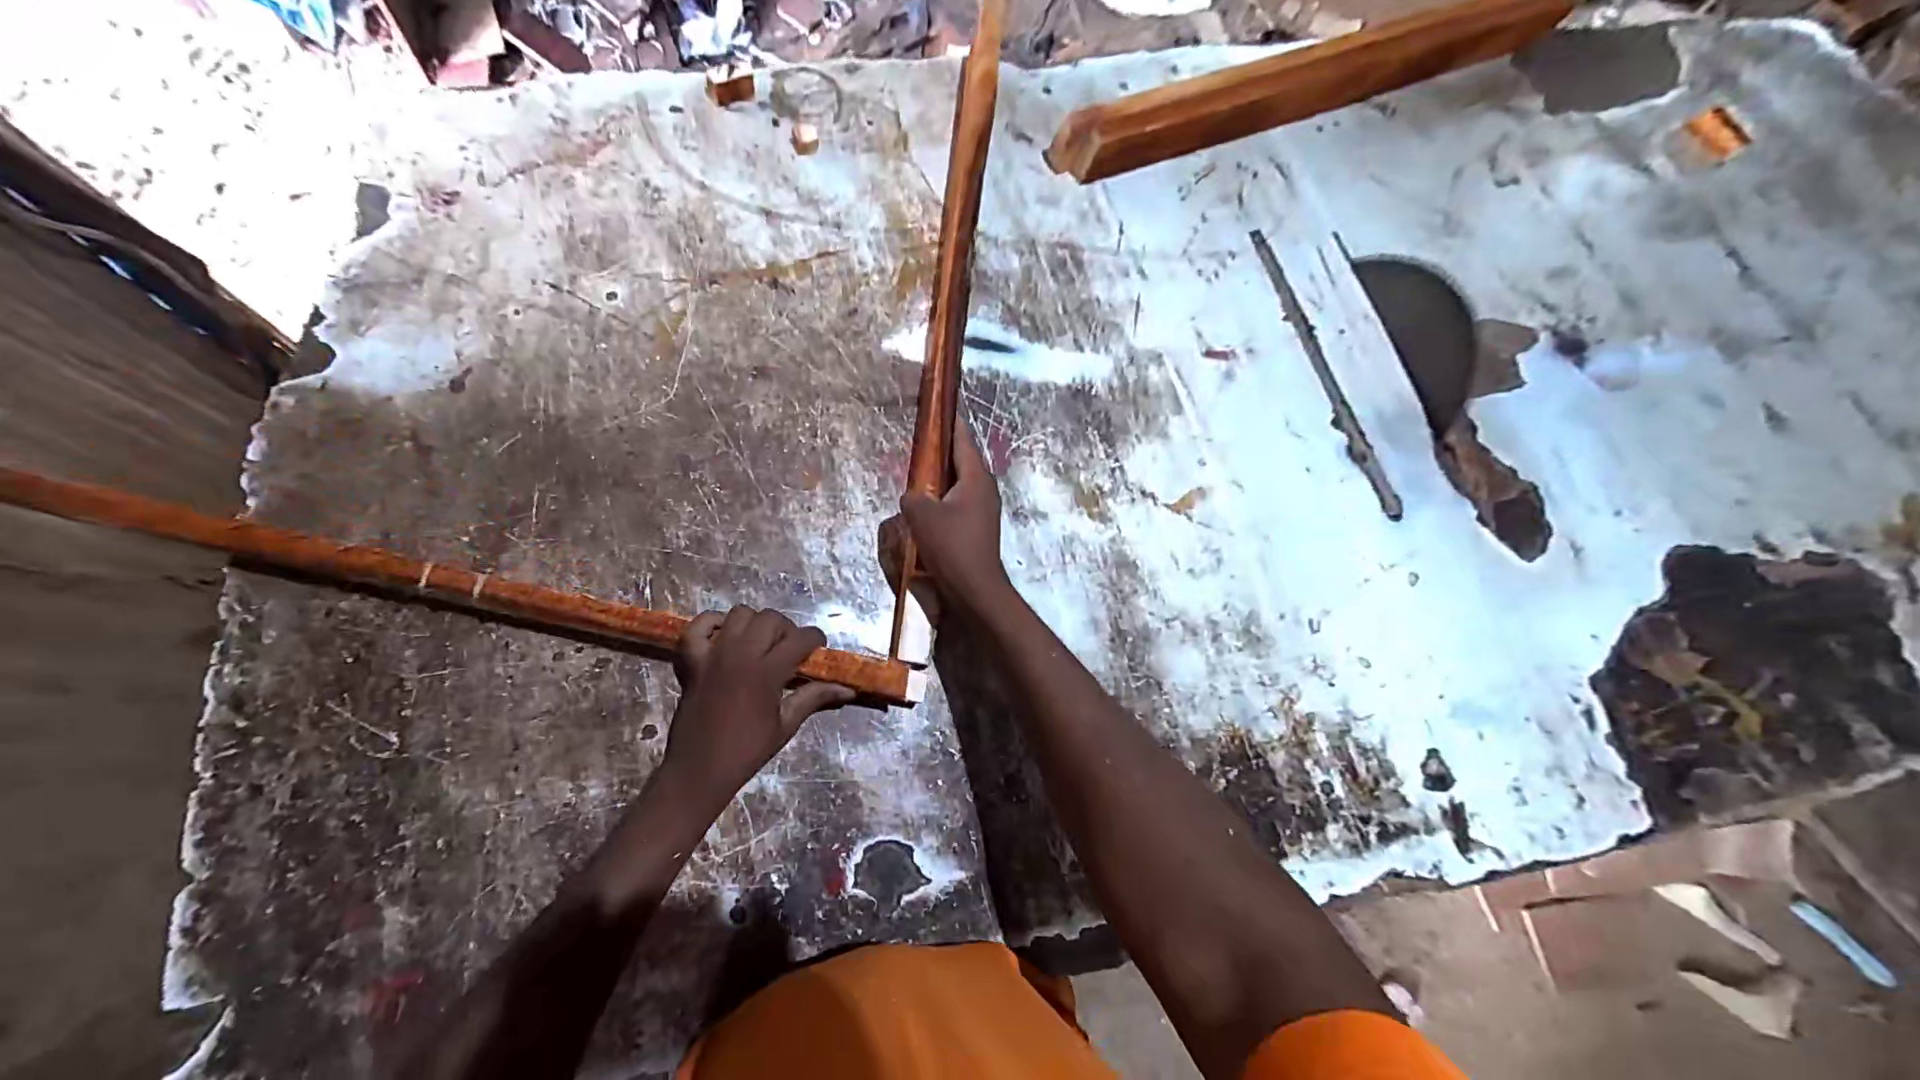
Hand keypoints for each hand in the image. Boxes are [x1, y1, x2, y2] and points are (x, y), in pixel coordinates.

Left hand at [663, 606, 854, 805]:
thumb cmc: (746, 751)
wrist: (698, 769)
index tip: (817, 649)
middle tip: (787, 650)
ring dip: (754, 623)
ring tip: (757, 643)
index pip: (801, 638)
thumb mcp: (786, 725)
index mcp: (767, 672)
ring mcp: (712, 654)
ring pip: (739, 614)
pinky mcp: (690, 660)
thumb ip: (814, 698)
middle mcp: (741, 655)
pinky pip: (698, 625)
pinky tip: (723, 638)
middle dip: (786, 629)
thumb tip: (848, 690)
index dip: (815, 640)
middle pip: (771, 618)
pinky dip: (711, 624)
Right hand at [883, 420, 1012, 615]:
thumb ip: (912, 497)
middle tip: (920, 444)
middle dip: (941, 453)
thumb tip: (913, 498)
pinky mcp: (978, 530)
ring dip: (940, 481)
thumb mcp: (921, 515)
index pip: (962, 440)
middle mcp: (984, 490)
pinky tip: (926, 511)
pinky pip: (957, 506)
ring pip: (958, 486)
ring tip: (918, 477)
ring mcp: (984, 511)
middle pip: (961, 462)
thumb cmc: (951, 547)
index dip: (950, 423)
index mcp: (976, 478)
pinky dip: (942, 502)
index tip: (940, 408)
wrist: (975, 590)